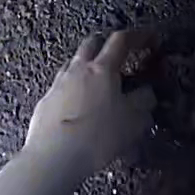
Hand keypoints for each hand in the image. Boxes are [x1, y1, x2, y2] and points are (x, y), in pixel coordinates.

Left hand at [22, 31, 157, 183]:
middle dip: (108, 42)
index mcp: (102, 69)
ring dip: (88, 65)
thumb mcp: (133, 121)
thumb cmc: (97, 137)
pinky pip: (63, 86)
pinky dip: (75, 88)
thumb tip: (146, 92)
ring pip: (74, 63)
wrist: (51, 159)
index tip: (150, 38)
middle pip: (92, 42)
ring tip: (99, 81)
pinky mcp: (45, 102)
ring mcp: (58, 84)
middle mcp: (78, 69)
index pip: (121, 40)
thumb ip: (144, 101)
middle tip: (120, 53)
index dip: (138, 35)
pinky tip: (80, 105)